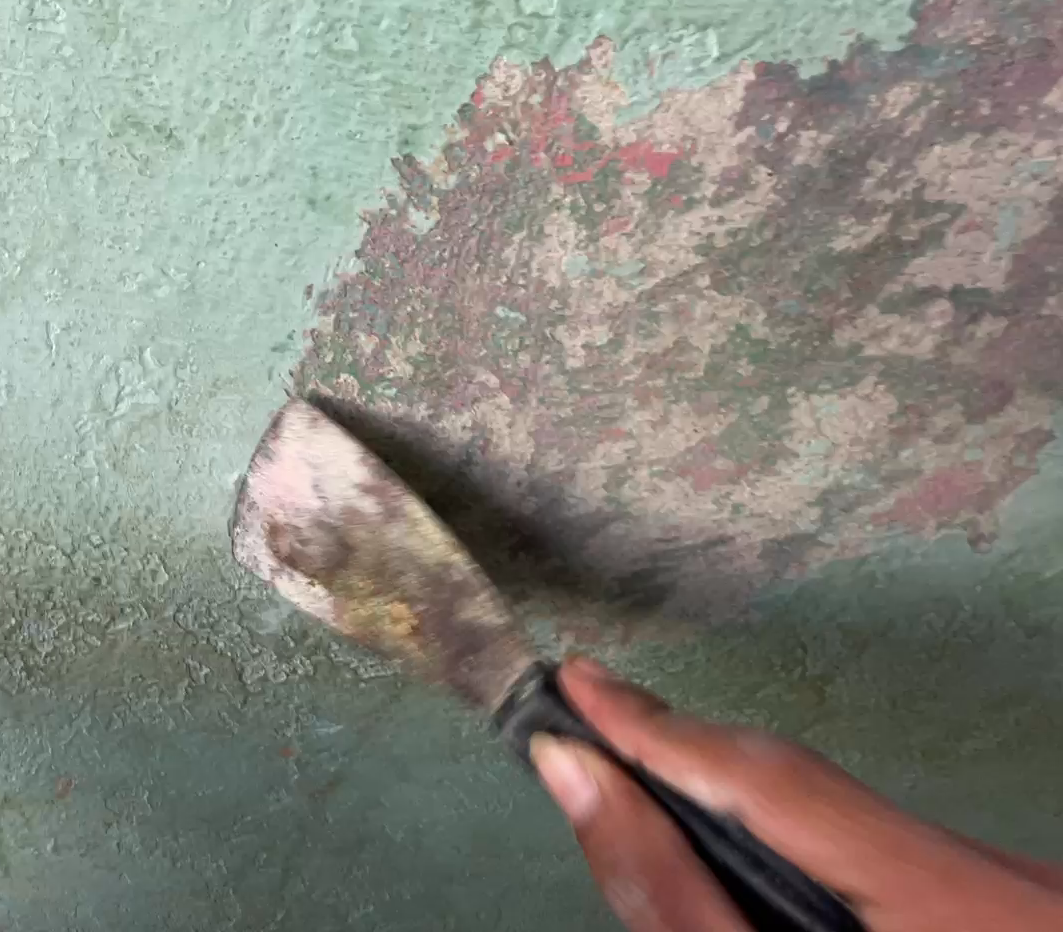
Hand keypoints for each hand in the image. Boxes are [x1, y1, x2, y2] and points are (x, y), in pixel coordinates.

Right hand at [530, 657, 1062, 931]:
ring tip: (644, 768)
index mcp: (968, 914)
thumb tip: (574, 769)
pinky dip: (793, 826)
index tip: (578, 681)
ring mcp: (1027, 891)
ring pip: (840, 811)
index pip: (770, 780)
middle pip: (806, 790)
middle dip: (686, 755)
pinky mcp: (1018, 899)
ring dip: (734, 792)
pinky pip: (878, 837)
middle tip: (589, 711)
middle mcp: (1019, 887)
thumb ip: (664, 889)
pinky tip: (741, 835)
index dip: (656, 726)